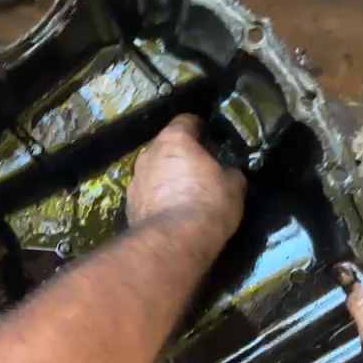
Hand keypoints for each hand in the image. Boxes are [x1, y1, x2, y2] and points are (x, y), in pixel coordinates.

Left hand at [126, 114, 245, 239]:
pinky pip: (146, 194)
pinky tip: (169, 212)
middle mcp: (148, 153)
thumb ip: (229, 172)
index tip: (210, 142)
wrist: (173, 241)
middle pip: (166, 146)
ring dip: (166, 177)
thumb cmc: (207, 203)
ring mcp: (135, 179)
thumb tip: (227, 173)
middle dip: (181, 155)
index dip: (200, 130)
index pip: (186, 121)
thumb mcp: (234, 185)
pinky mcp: (129, 204)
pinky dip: (156, 198)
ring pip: (153, 170)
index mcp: (174, 139)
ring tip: (182, 194)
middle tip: (199, 170)